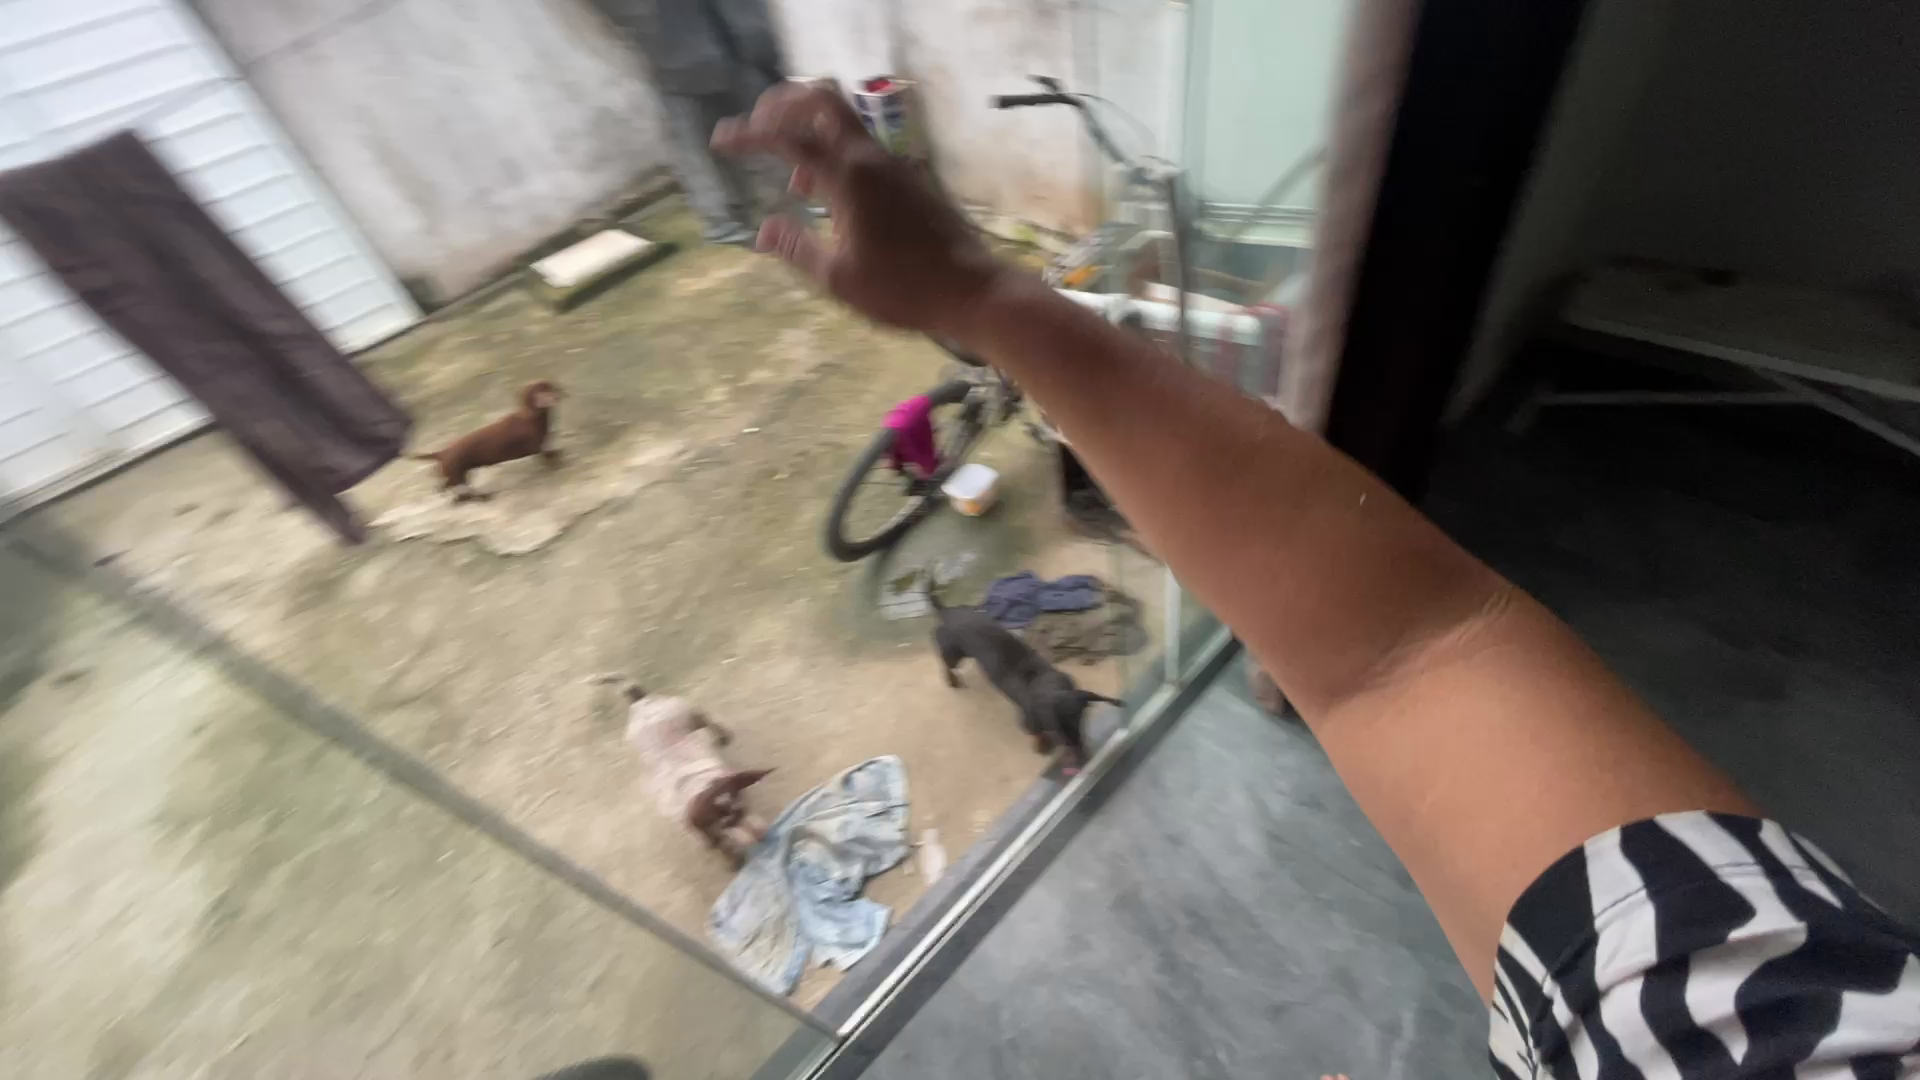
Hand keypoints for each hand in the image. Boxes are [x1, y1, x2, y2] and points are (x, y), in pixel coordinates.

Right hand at [712, 83, 1009, 337]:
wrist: (972, 292)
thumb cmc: (904, 291)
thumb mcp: (840, 280)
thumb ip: (798, 250)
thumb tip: (762, 232)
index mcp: (848, 178)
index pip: (787, 140)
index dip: (748, 136)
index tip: (721, 142)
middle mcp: (872, 159)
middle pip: (821, 100)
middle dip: (783, 106)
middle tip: (760, 129)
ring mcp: (898, 167)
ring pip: (846, 125)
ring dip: (812, 136)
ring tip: (796, 183)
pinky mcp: (914, 182)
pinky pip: (867, 151)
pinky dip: (839, 158)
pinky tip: (837, 201)